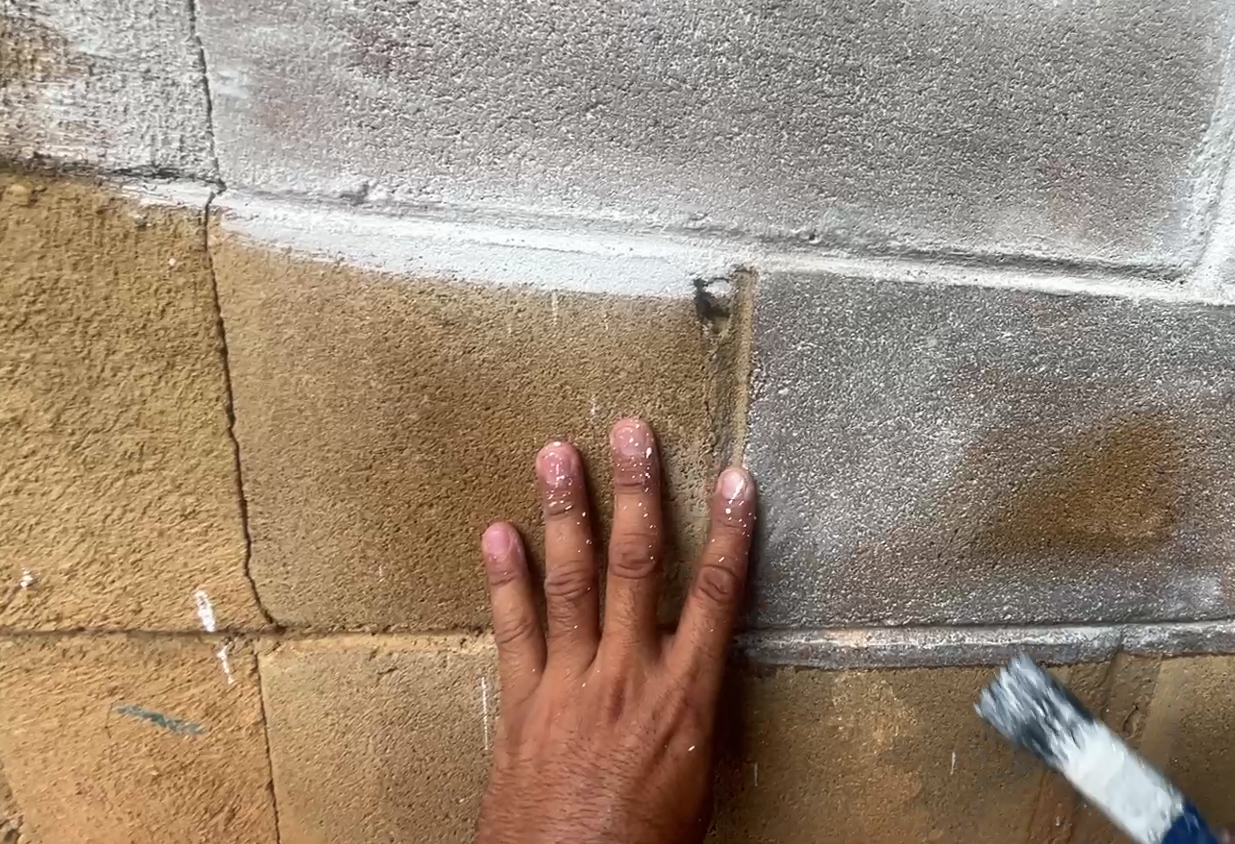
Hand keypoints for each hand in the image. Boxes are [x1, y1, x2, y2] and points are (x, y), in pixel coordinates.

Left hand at [476, 417, 756, 843]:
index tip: (737, 479)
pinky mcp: (522, 705)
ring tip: (557, 455)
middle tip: (631, 432)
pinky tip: (498, 531)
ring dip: (568, 513)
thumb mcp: (699, 773)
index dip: (732, 531)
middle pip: (639, 565)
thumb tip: (703, 662)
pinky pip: (514, 630)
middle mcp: (628, 673)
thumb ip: (698, 705)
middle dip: (638, 493)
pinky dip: (506, 578)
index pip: (720, 593)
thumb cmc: (647, 842)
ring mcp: (570, 683)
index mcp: (684, 693)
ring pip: (571, 581)